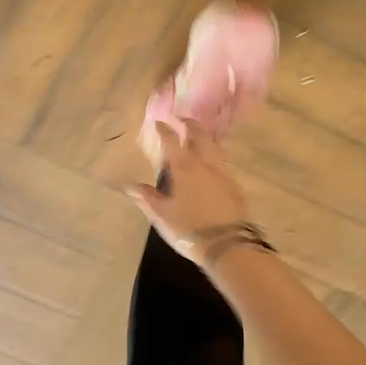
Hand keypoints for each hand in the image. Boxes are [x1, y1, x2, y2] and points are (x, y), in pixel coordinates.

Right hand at [126, 119, 250, 266]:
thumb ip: (146, 198)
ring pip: (214, 146)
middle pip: (199, 135)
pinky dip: (214, 154)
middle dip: (189, 123)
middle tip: (180, 118)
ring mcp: (222, 173)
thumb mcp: (161, 215)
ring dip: (204, 136)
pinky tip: (211, 162)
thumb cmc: (189, 228)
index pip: (172, 141)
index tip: (158, 122)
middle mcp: (204, 164)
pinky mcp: (235, 185)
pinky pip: (223, 161)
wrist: (229, 245)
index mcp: (183, 167)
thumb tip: (130, 186)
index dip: (164, 130)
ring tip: (196, 136)